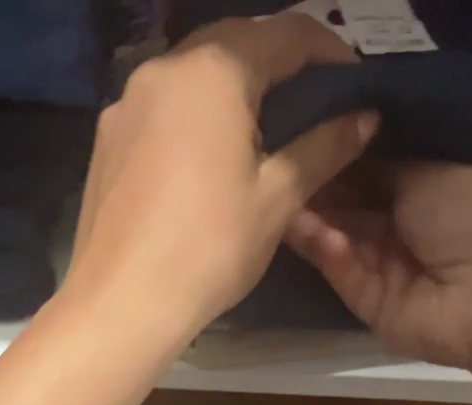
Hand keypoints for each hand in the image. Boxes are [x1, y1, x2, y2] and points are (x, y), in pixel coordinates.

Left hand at [64, 15, 377, 336]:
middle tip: (310, 99)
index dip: (329, 50)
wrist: (121, 303)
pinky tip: (207, 156)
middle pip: (232, 45)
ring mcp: (125, 105)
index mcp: (213, 71)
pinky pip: (161, 110)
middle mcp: (162, 71)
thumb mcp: (278, 197)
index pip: (286, 35)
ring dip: (231, 88)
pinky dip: (193, 116)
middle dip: (276, 63)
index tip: (353, 79)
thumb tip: (365, 117)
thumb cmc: (209, 248)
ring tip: (261, 128)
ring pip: (192, 77)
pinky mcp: (106, 142)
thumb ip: (324, 147)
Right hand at [286, 163, 471, 374]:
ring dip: (314, 217)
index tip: (304, 134)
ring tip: (283, 191)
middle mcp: (405, 229)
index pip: (371, 172)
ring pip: (339, 240)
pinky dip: (325, 250)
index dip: (340, 156)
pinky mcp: (371, 304)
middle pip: (350, 207)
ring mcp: (386, 270)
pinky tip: (304, 226)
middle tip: (282, 161)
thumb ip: (380, 166)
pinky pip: (344, 272)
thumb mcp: (432, 171)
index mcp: (430, 190)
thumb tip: (342, 149)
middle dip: (319, 186)